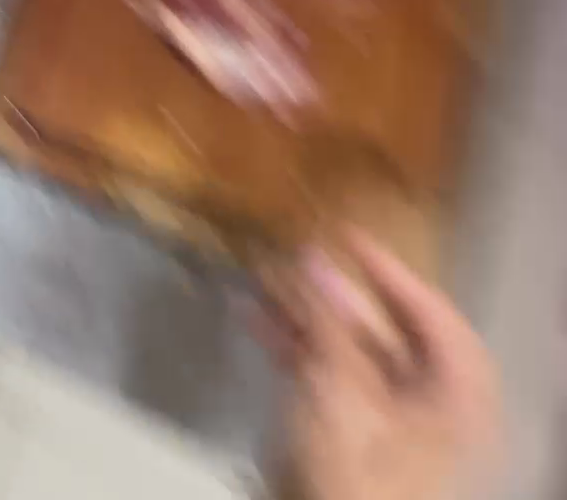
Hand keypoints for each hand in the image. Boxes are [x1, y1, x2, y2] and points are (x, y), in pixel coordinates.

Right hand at [272, 232, 497, 499]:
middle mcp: (423, 401)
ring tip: (258, 276)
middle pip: (385, 330)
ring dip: (301, 309)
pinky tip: (248, 313)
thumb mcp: (338, 387)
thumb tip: (314, 260)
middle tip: (293, 253)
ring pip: (343, 344)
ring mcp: (380, 411)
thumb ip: (328, 323)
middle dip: (335, 290)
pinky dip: (285, 337)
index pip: (436, 322)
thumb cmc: (348, 461)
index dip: (395, 275)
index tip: (347, 235)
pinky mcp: (340, 419)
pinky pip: (317, 364)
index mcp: (450, 399)